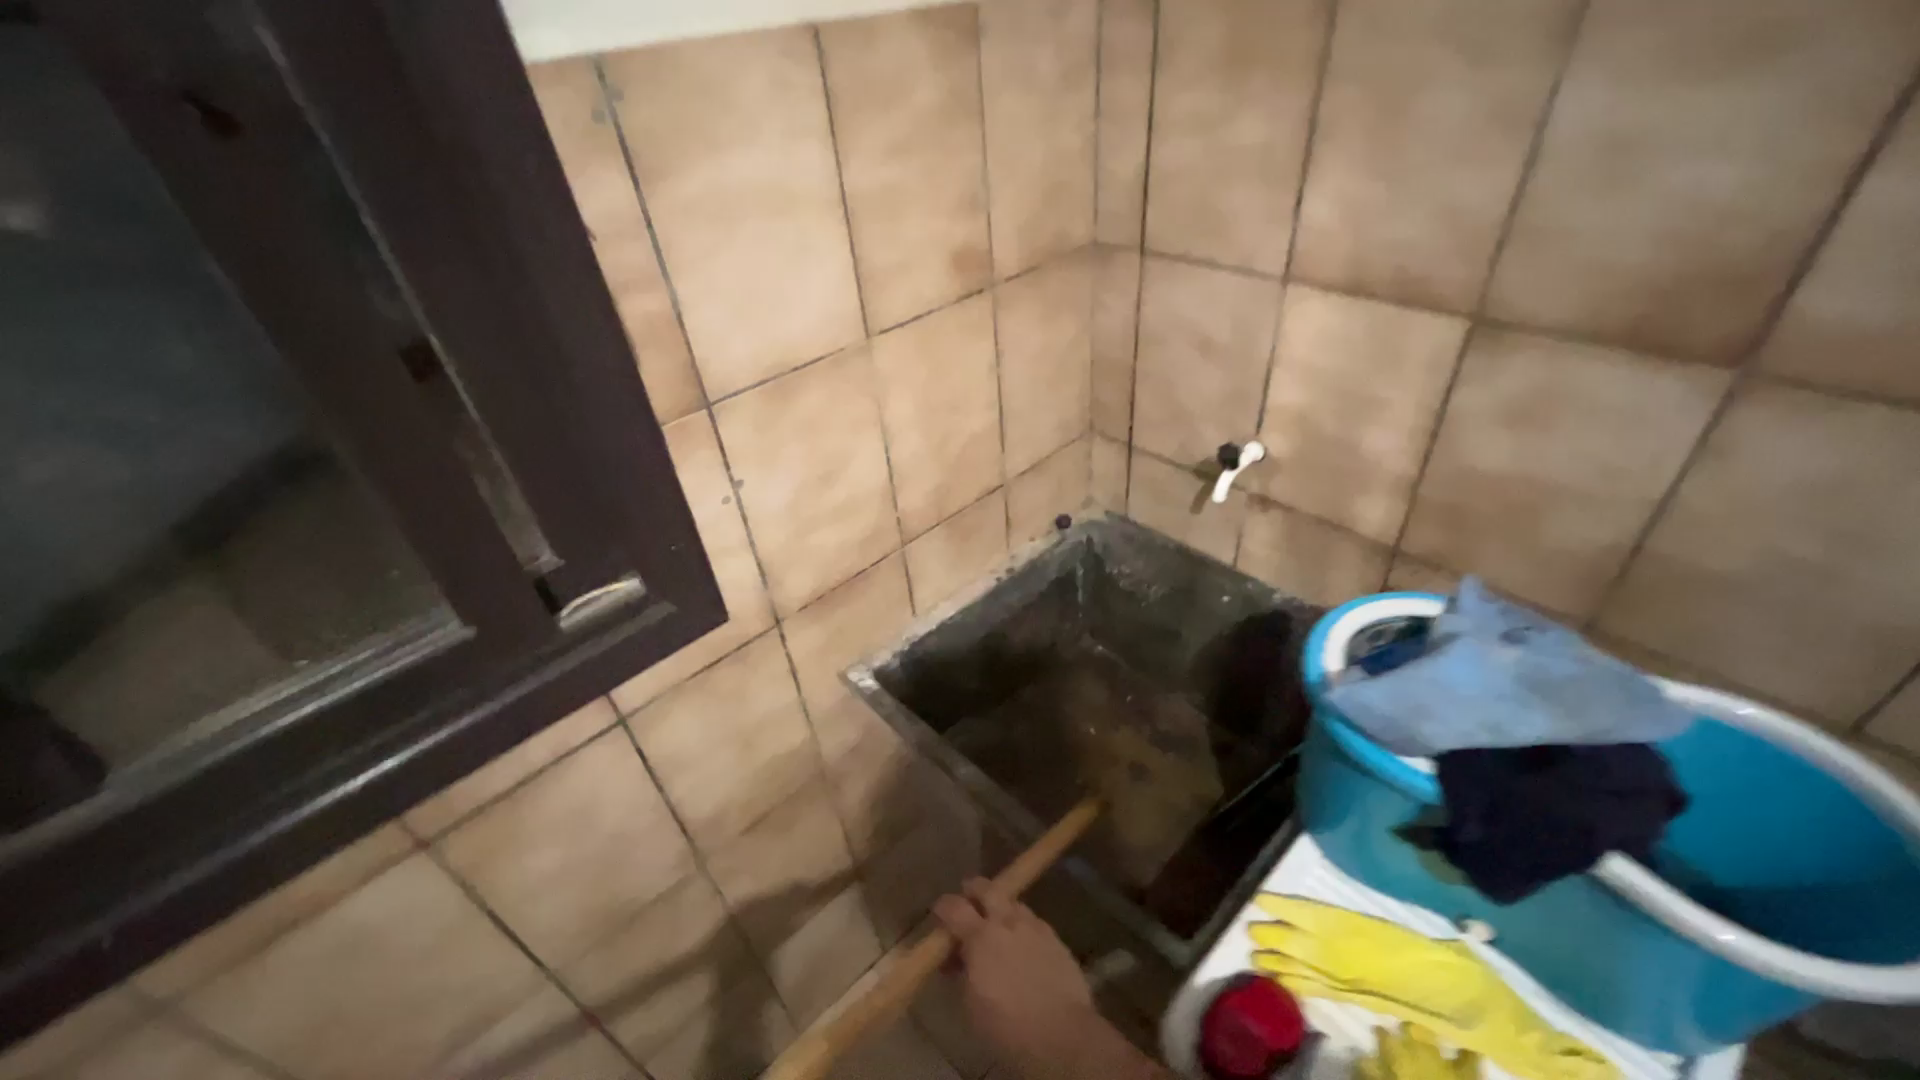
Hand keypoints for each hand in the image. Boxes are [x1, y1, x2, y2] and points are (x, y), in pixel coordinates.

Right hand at [934, 878, 1096, 1058]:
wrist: (1061, 1034)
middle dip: (974, 890)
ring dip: (1002, 907)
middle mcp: (1007, 922)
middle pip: (988, 889)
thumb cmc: (1007, 1026)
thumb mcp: (971, 1003)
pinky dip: (1023, 927)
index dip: (942, 906)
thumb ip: (963, 972)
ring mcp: (1035, 928)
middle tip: (968, 899)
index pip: (954, 907)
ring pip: (1014, 903)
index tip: (938, 913)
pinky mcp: (1056, 939)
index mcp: (980, 937)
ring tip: (998, 924)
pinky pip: (1034, 922)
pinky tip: (1024, 945)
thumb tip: (960, 960)